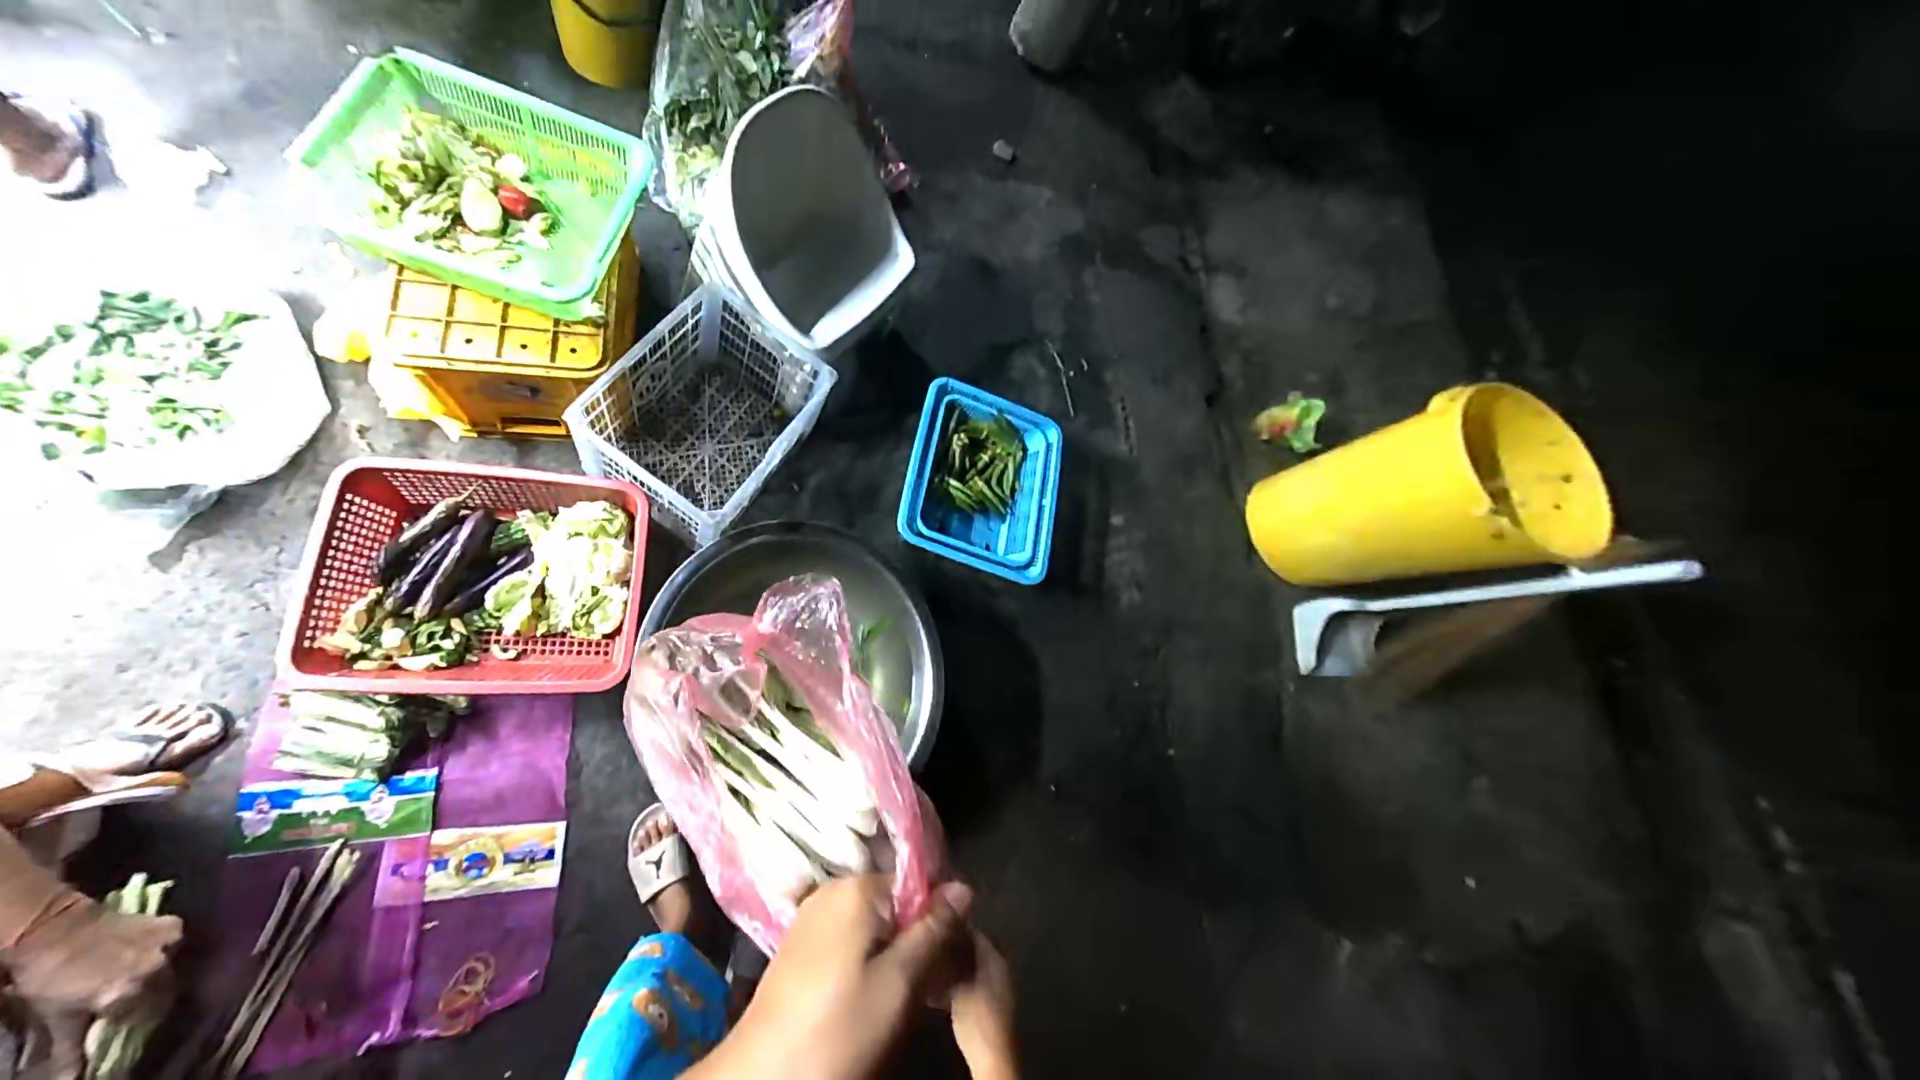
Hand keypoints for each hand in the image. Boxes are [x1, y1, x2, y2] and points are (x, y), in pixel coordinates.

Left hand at [3, 900, 179, 1015]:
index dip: (139, 1021)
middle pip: (168, 989)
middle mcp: (158, 967)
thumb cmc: (51, 979)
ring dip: (165, 972)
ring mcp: (170, 942)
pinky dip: (169, 950)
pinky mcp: (175, 924)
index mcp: (130, 993)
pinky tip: (152, 953)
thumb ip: (68, 1050)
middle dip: (154, 996)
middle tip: (134, 998)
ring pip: (177, 965)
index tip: (126, 1021)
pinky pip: (179, 943)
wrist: (57, 930)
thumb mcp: (56, 1018)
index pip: (150, 1016)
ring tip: (143, 975)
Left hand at [689, 875, 972, 1079]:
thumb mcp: (899, 984)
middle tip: (929, 983)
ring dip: (894, 952)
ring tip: (902, 994)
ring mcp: (811, 915)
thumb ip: (933, 931)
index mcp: (857, 887)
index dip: (941, 918)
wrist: (761, 1078)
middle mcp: (832, 889)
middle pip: (895, 902)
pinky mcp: (800, 944)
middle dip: (916, 936)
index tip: (951, 956)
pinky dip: (868, 959)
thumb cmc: (838, 1029)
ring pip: (874, 923)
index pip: (919, 884)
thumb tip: (964, 886)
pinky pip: (850, 937)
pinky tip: (870, 996)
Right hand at [945, 930, 1016, 1079]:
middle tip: (930, 949)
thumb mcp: (958, 987)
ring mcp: (996, 985)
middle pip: (973, 949)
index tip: (934, 928)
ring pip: (971, 967)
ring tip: (930, 969)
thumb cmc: (977, 1016)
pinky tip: (938, 991)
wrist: (993, 1056)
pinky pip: (972, 983)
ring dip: (953, 967)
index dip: (953, 928)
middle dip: (952, 948)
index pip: (974, 932)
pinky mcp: (990, 1002)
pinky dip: (957, 983)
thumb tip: (941, 940)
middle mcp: (999, 966)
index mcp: (995, 957)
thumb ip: (952, 961)